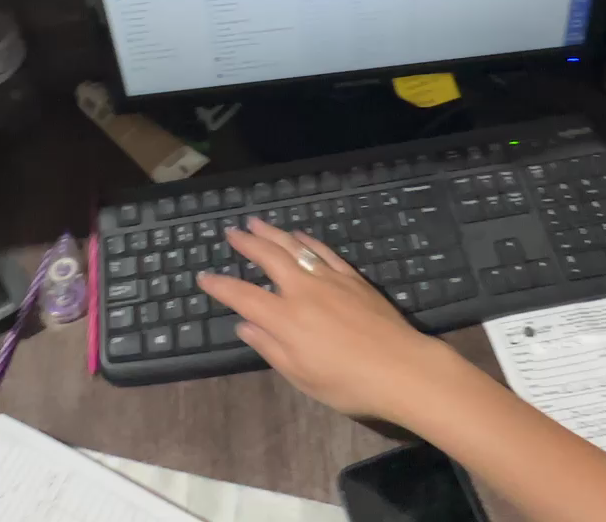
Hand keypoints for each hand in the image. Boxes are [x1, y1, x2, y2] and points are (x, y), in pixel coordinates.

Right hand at [197, 217, 460, 423]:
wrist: (400, 368)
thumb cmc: (347, 383)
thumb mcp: (301, 376)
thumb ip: (270, 348)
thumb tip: (245, 325)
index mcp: (284, 318)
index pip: (243, 296)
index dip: (221, 286)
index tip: (204, 277)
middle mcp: (302, 290)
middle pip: (268, 258)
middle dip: (247, 243)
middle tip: (232, 232)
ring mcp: (328, 279)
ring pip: (294, 247)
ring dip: (272, 233)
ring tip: (256, 222)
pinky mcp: (351, 277)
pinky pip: (323, 251)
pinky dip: (307, 240)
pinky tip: (298, 235)